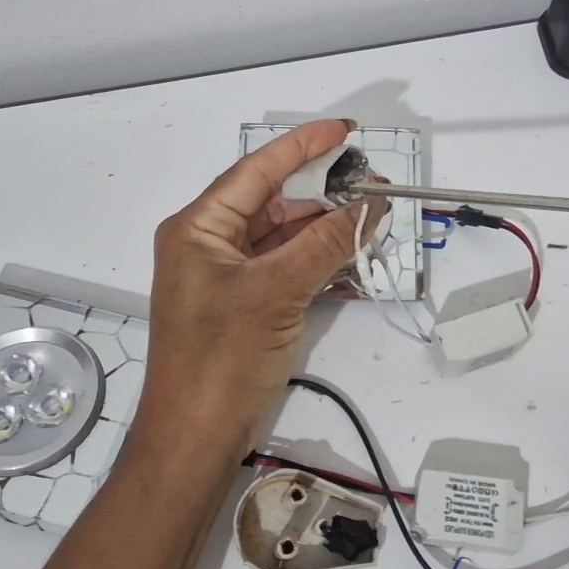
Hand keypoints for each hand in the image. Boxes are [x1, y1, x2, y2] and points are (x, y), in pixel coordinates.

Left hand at [136, 119, 379, 451]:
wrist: (195, 439)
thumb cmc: (221, 359)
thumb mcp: (275, 292)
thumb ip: (325, 243)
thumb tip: (371, 205)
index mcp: (199, 227)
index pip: (256, 170)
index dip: (302, 146)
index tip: (345, 130)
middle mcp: (211, 244)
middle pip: (274, 202)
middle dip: (324, 194)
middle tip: (374, 186)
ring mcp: (229, 277)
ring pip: (285, 237)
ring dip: (326, 230)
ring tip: (374, 219)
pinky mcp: (247, 305)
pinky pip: (288, 269)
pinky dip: (319, 263)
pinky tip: (355, 258)